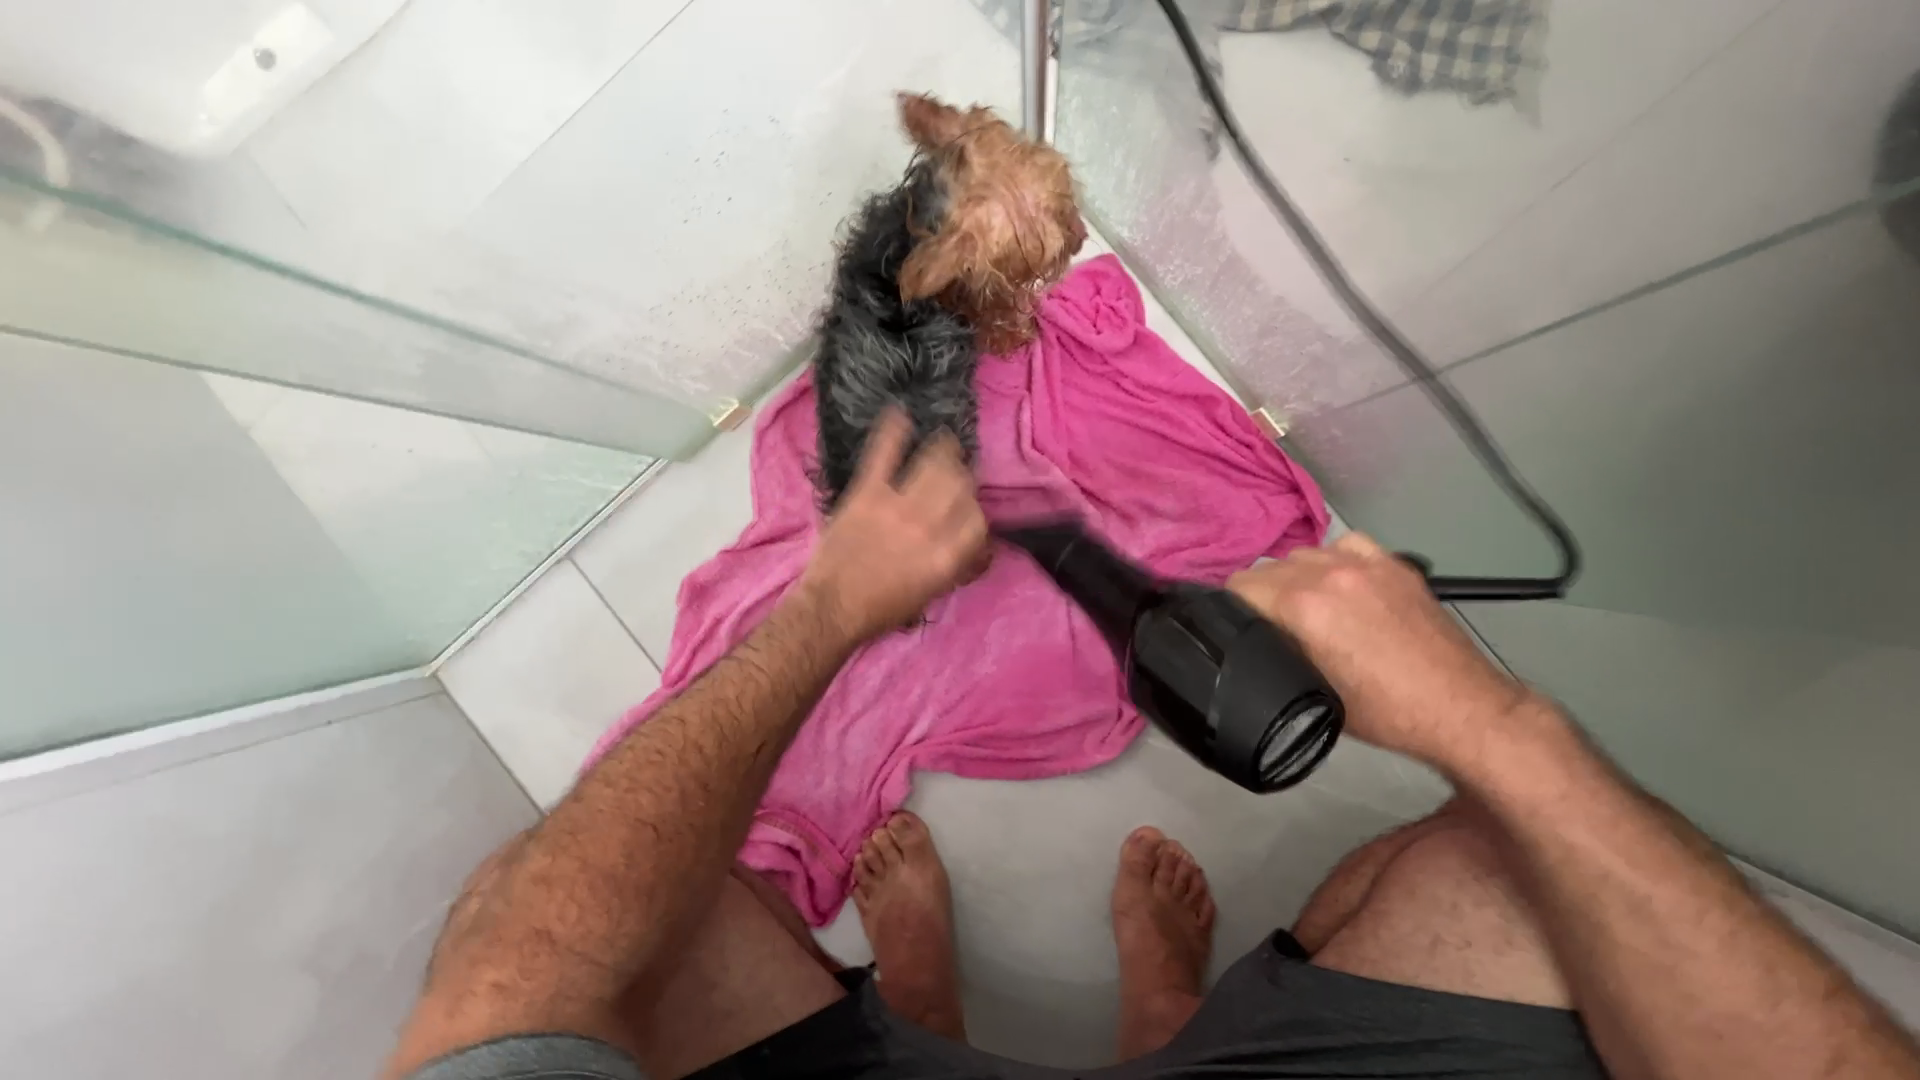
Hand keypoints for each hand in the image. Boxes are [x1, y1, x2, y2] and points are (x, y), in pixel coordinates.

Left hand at [798, 409, 989, 641]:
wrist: (831, 608)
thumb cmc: (882, 609)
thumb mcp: (932, 593)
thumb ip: (959, 566)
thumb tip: (980, 550)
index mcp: (947, 556)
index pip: (978, 520)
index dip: (976, 512)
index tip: (968, 508)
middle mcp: (928, 526)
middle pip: (960, 485)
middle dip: (962, 477)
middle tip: (956, 473)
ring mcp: (896, 505)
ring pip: (933, 464)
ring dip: (942, 452)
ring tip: (942, 445)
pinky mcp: (866, 493)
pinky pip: (884, 453)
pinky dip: (893, 430)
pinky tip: (900, 414)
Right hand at [1227, 532, 1539, 768]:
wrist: (1462, 709)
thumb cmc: (1386, 713)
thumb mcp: (1312, 690)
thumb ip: (1277, 651)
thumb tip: (1255, 635)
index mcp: (1304, 607)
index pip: (1240, 585)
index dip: (1230, 608)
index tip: (1237, 627)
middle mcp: (1329, 575)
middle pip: (1268, 567)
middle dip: (1261, 594)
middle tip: (1271, 626)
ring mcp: (1365, 565)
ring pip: (1303, 553)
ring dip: (1295, 576)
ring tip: (1307, 607)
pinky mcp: (1394, 565)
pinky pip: (1344, 545)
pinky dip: (1334, 560)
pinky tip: (1340, 584)